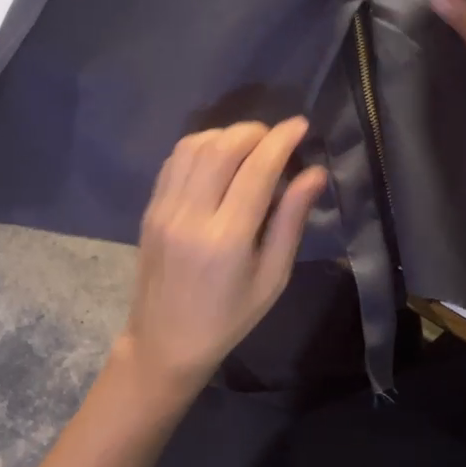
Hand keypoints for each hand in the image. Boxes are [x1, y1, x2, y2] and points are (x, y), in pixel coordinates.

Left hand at [119, 118, 327, 395]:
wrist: (165, 341)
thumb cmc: (229, 317)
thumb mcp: (272, 277)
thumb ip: (291, 221)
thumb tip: (315, 173)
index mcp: (227, 240)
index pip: (257, 170)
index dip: (281, 140)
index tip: (301, 125)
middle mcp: (190, 216)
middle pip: (222, 148)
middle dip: (254, 132)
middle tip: (277, 139)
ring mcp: (164, 209)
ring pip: (194, 146)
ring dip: (226, 135)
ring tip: (250, 146)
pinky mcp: (151, 207)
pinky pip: (175, 159)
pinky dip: (201, 146)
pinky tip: (219, 158)